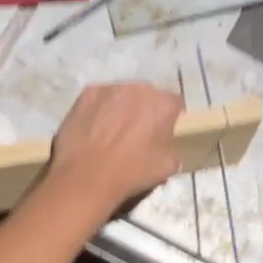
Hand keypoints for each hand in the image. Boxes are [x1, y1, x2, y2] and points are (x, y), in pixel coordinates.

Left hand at [46, 82, 183, 210]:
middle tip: (137, 131)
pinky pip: (100, 98)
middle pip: (147, 95)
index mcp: (163, 105)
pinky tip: (94, 127)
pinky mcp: (87, 93)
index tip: (163, 131)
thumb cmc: (131, 171)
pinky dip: (100, 108)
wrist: (87, 175)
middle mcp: (139, 88)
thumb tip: (165, 145)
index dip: (171, 117)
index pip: (175, 103)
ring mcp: (111, 88)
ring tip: (112, 130)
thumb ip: (171, 147)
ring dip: (122, 107)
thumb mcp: (168, 167)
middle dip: (145, 109)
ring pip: (123, 94)